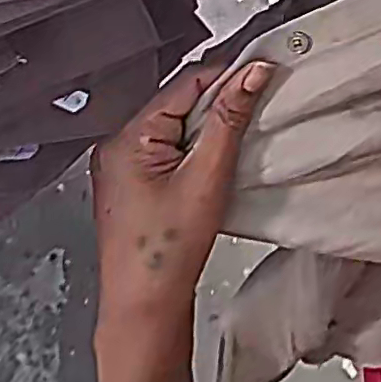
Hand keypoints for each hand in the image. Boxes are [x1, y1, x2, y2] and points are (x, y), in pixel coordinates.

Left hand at [90, 57, 276, 323]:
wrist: (145, 308)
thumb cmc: (167, 251)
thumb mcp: (208, 174)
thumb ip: (231, 116)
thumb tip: (252, 73)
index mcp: (127, 137)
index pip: (186, 83)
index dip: (227, 76)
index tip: (261, 74)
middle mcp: (118, 143)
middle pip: (181, 99)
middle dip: (220, 101)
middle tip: (254, 107)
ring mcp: (124, 162)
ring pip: (179, 121)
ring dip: (211, 123)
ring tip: (236, 137)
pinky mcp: (135, 177)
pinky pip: (173, 142)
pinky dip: (199, 143)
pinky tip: (216, 157)